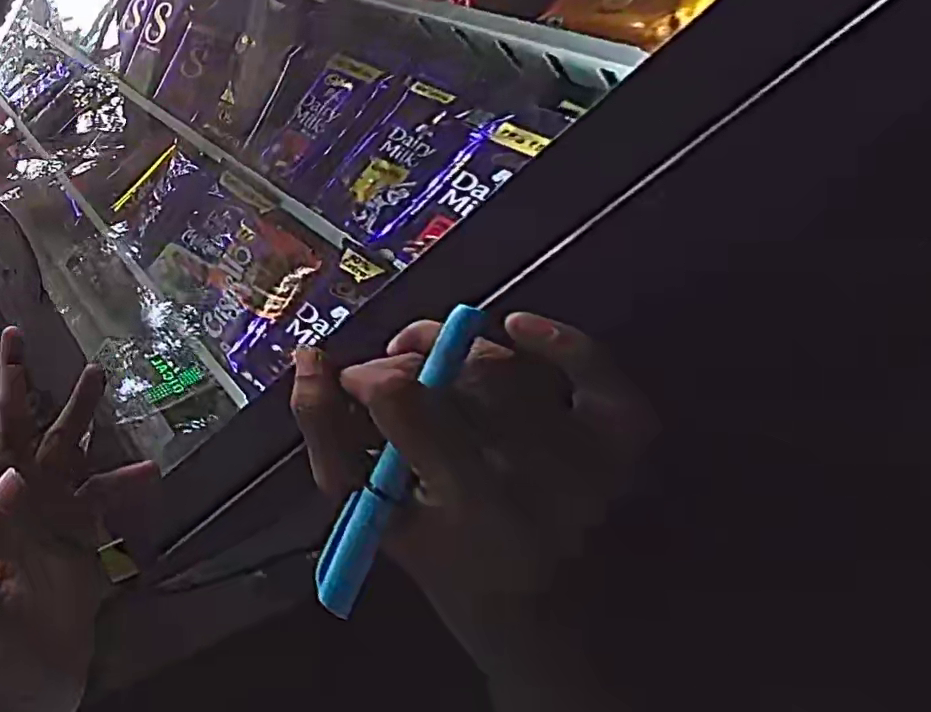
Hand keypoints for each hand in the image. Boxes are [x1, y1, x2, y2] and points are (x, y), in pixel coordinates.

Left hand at [0, 328, 156, 711]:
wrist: (27, 677)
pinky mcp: (83, 530)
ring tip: (94, 375)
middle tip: (21, 336)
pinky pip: (106, 500)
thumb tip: (13, 476)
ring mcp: (51, 504)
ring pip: (65, 446)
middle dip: (19, 379)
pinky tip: (146, 474)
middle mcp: (14, 487)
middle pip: (18, 423)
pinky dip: (125, 486)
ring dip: (78, 412)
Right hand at [292, 313, 653, 708]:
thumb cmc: (430, 552)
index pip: (404, 398)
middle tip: (382, 377)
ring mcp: (588, 463)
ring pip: (505, 367)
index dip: (364, 377)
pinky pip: (607, 385)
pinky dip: (569, 347)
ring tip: (422, 362)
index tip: (349, 385)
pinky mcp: (620, 451)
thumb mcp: (356, 502)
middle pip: (456, 373)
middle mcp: (540, 480)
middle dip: (401, 363)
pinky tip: (519, 326)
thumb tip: (310, 357)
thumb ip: (323, 426)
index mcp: (469, 502)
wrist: (531, 604)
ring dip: (449, 350)